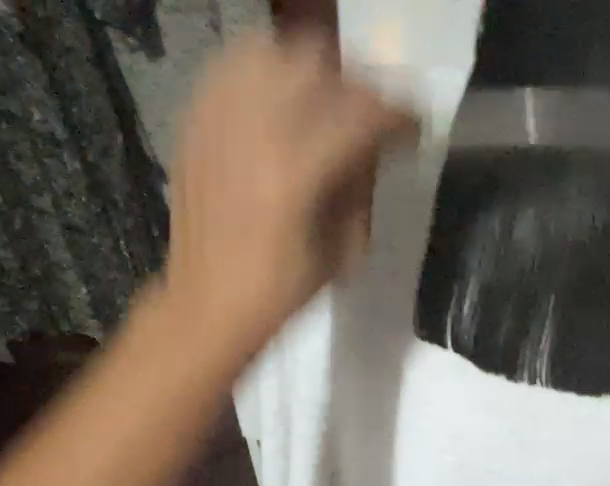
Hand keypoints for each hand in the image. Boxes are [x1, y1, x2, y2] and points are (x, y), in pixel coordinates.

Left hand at [161, 33, 416, 345]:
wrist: (207, 305)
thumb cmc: (282, 290)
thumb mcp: (338, 248)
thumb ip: (357, 186)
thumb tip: (378, 145)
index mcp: (295, 176)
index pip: (360, 115)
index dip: (398, 115)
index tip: (415, 128)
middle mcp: (253, 136)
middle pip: (316, 69)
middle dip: (355, 87)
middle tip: (371, 115)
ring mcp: (217, 124)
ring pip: (271, 57)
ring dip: (308, 74)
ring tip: (325, 103)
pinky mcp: (194, 124)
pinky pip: (231, 72)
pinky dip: (264, 76)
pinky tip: (280, 103)